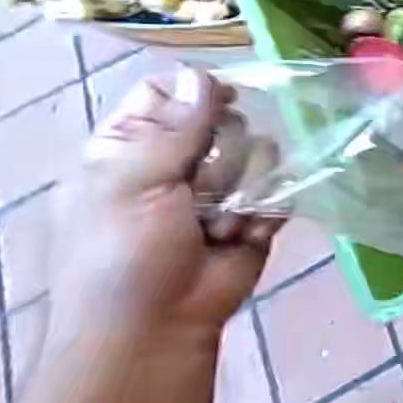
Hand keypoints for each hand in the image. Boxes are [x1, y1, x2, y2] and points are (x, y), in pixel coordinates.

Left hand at [52, 68, 283, 357]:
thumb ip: (175, 127)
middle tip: (196, 188)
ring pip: (259, 151)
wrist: (155, 330)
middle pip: (224, 120)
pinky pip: (280, 188)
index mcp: (131, 147)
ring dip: (241, 189)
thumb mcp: (132, 182)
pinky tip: (241, 236)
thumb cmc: (122, 256)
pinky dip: (263, 213)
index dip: (196, 93)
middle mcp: (179, 161)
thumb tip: (202, 72)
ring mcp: (222, 188)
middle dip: (220, 154)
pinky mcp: (257, 214)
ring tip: (217, 226)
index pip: (168, 94)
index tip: (220, 102)